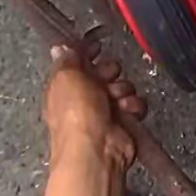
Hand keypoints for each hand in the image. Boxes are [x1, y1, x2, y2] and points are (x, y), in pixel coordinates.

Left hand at [44, 43, 142, 171]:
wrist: (97, 149)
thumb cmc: (77, 113)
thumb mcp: (67, 77)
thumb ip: (67, 59)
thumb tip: (59, 47)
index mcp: (65, 87)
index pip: (78, 62)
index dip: (87, 52)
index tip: (97, 46)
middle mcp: (84, 98)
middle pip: (105, 72)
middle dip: (110, 72)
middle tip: (108, 78)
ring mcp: (105, 111)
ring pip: (123, 86)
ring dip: (123, 90)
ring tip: (117, 100)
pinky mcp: (124, 122)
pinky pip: (136, 104)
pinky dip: (134, 106)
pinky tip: (127, 111)